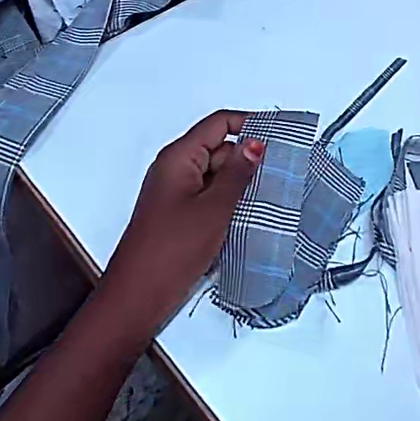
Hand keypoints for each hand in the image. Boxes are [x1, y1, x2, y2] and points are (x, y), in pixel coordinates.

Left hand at [99, 111, 263, 332]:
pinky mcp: (179, 214)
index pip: (218, 124)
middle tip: (282, 173)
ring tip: (272, 197)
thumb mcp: (213, 209)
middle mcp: (174, 168)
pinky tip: (249, 217)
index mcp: (178, 157)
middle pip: (218, 148)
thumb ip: (236, 174)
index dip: (249, 123)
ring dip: (240, 184)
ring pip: (216, 175)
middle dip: (248, 159)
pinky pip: (209, 196)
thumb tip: (255, 144)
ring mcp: (176, 192)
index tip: (279, 134)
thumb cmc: (170, 251)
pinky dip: (229, 202)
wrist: (137, 298)